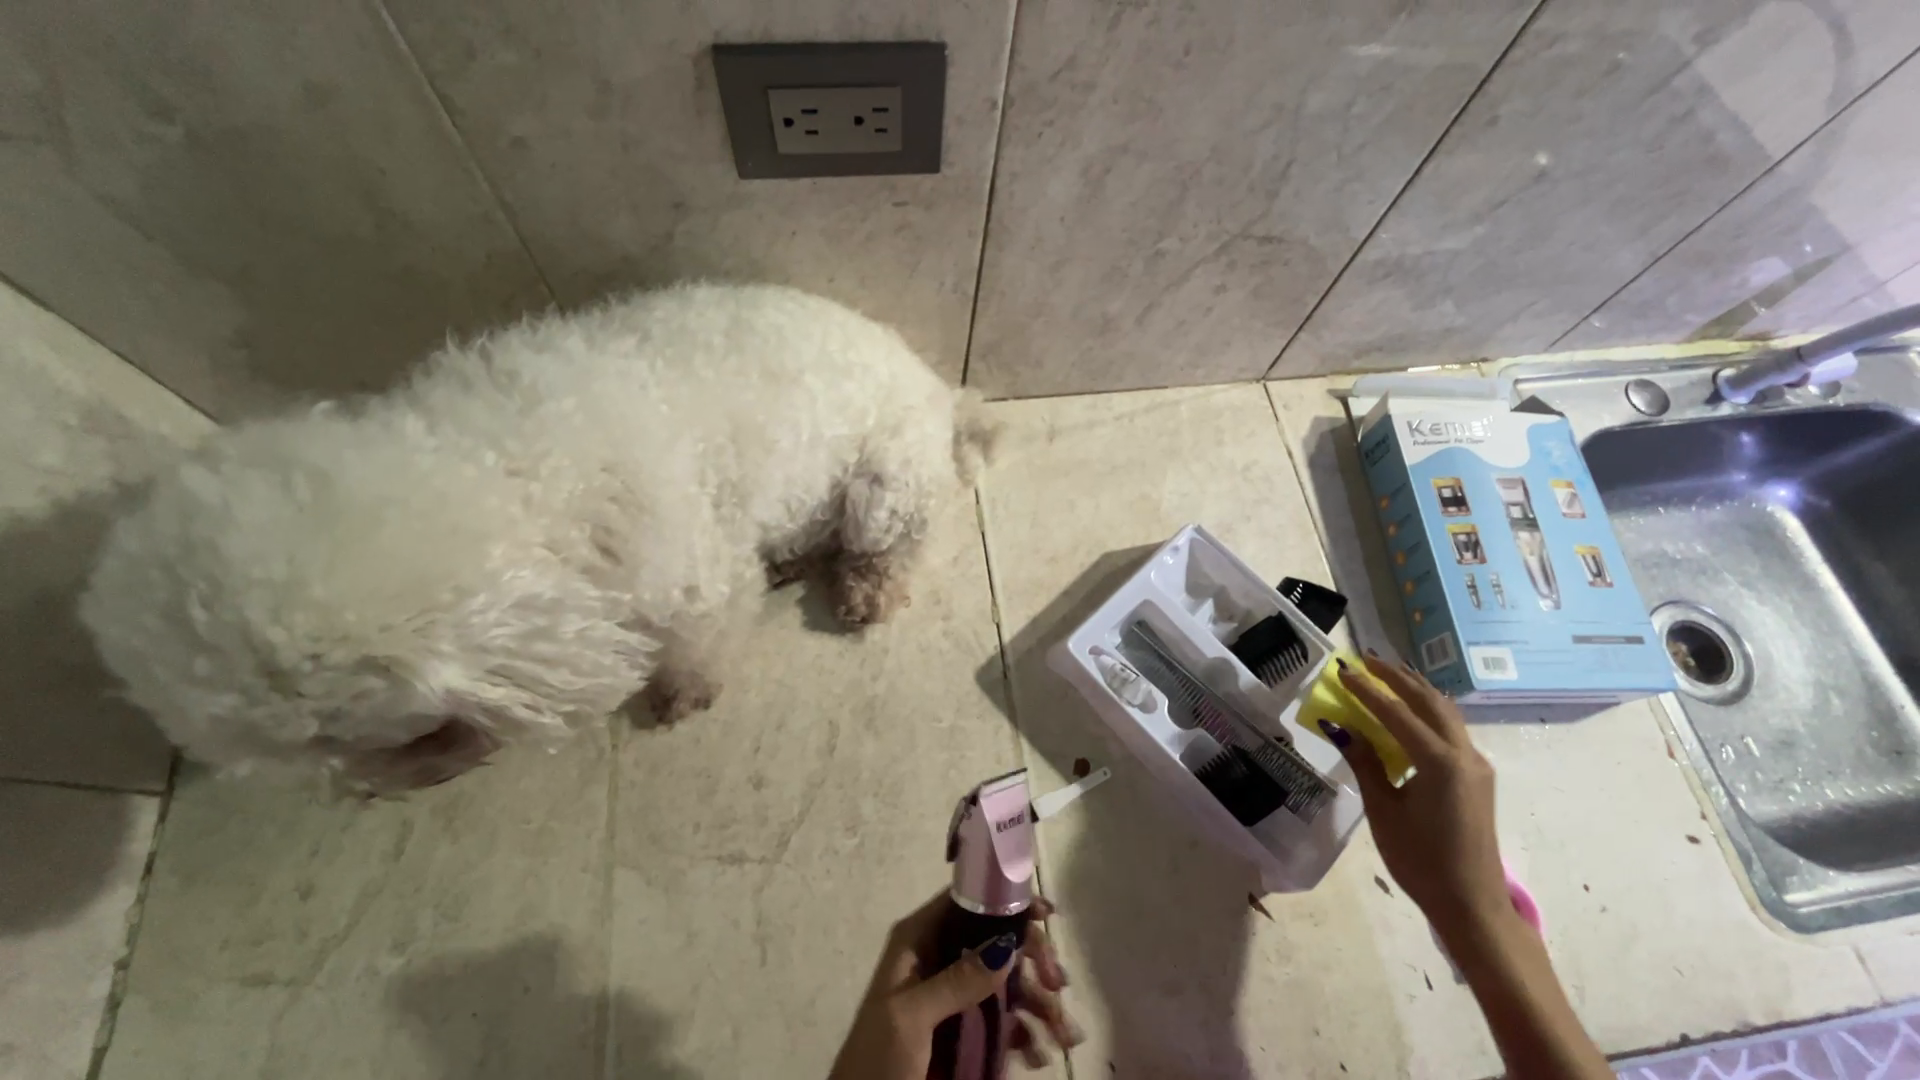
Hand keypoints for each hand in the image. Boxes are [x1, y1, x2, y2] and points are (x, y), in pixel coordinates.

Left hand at [828, 892, 1082, 1078]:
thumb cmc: (876, 1060)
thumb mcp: (910, 1017)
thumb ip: (957, 980)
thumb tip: (1006, 943)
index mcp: (918, 942)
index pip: (966, 902)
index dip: (1007, 901)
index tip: (1047, 915)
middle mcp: (938, 960)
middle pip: (995, 942)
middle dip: (1032, 960)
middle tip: (1058, 984)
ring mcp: (953, 997)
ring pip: (1006, 983)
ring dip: (1039, 1003)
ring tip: (1065, 1033)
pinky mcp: (963, 1032)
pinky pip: (1003, 1021)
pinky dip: (1027, 1034)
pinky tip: (1041, 1054)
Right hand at [1318, 651, 1509, 933]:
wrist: (1471, 902)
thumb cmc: (1420, 860)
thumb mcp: (1383, 810)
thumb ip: (1365, 763)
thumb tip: (1340, 727)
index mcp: (1440, 762)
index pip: (1397, 713)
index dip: (1367, 691)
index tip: (1343, 671)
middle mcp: (1464, 755)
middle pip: (1430, 702)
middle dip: (1397, 678)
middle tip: (1367, 660)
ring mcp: (1476, 765)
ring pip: (1445, 713)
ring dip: (1416, 690)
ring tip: (1388, 673)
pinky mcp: (1476, 777)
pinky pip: (1451, 730)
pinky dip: (1428, 711)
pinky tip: (1411, 710)